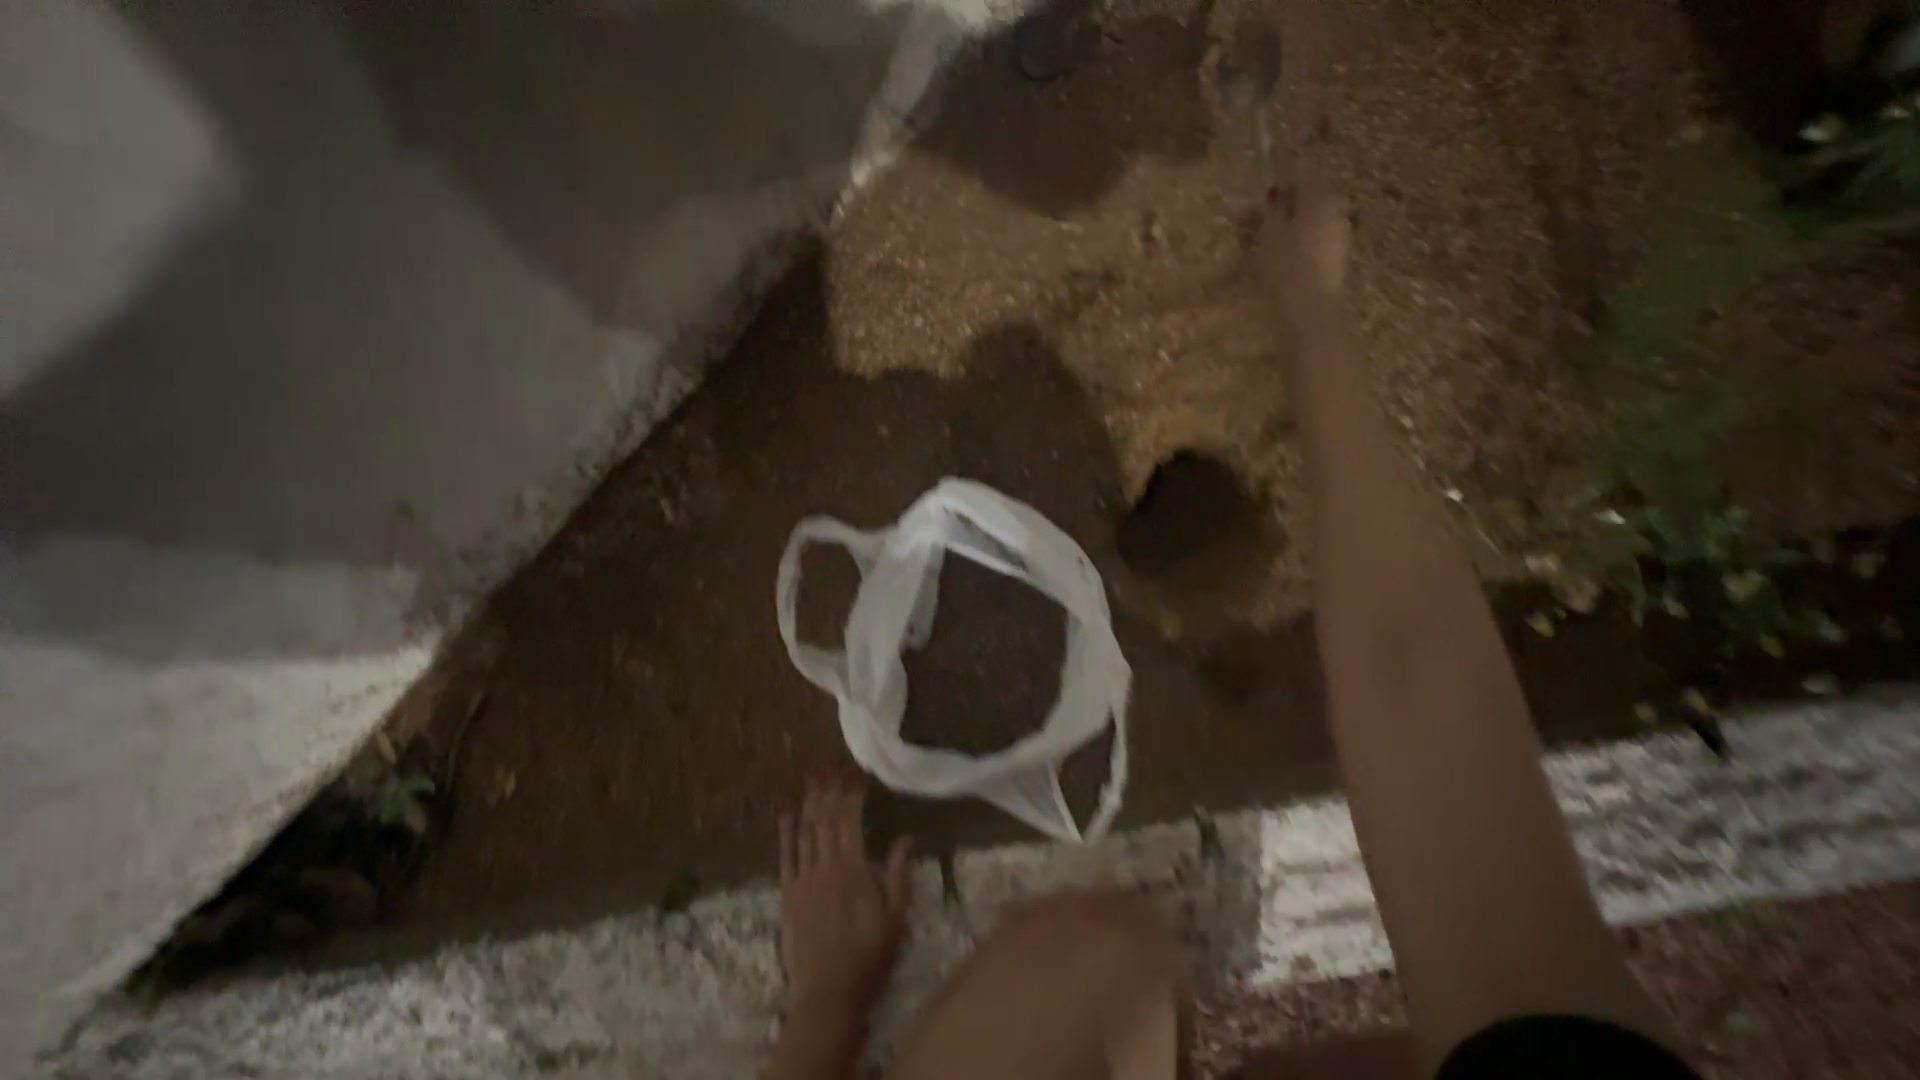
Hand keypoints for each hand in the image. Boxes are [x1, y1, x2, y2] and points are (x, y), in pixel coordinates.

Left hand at [778, 773, 913, 1017]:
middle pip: (825, 819)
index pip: (850, 821)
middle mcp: (824, 868)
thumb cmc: (870, 958)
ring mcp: (802, 880)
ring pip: (805, 831)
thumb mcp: (896, 918)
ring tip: (812, 775)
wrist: (828, 996)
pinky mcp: (787, 895)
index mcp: (853, 871)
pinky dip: (786, 830)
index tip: (858, 772)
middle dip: (829, 789)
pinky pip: (785, 855)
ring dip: (808, 800)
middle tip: (832, 763)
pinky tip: (787, 810)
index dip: (852, 793)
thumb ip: (899, 875)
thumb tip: (906, 837)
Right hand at [1255, 152, 1351, 321]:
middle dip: (1278, 198)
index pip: (1302, 169)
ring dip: (1283, 220)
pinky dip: (1292, 235)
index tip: (1271, 150)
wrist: (1313, 311)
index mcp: (1320, 200)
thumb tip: (1272, 194)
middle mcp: (1334, 211)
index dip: (1283, 161)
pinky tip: (1274, 249)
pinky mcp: (1334, 255)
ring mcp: (1337, 234)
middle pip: (1305, 194)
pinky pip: (1311, 235)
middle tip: (1251, 210)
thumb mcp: (1271, 235)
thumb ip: (1271, 209)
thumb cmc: (1288, 270)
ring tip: (1254, 235)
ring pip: (1307, 216)